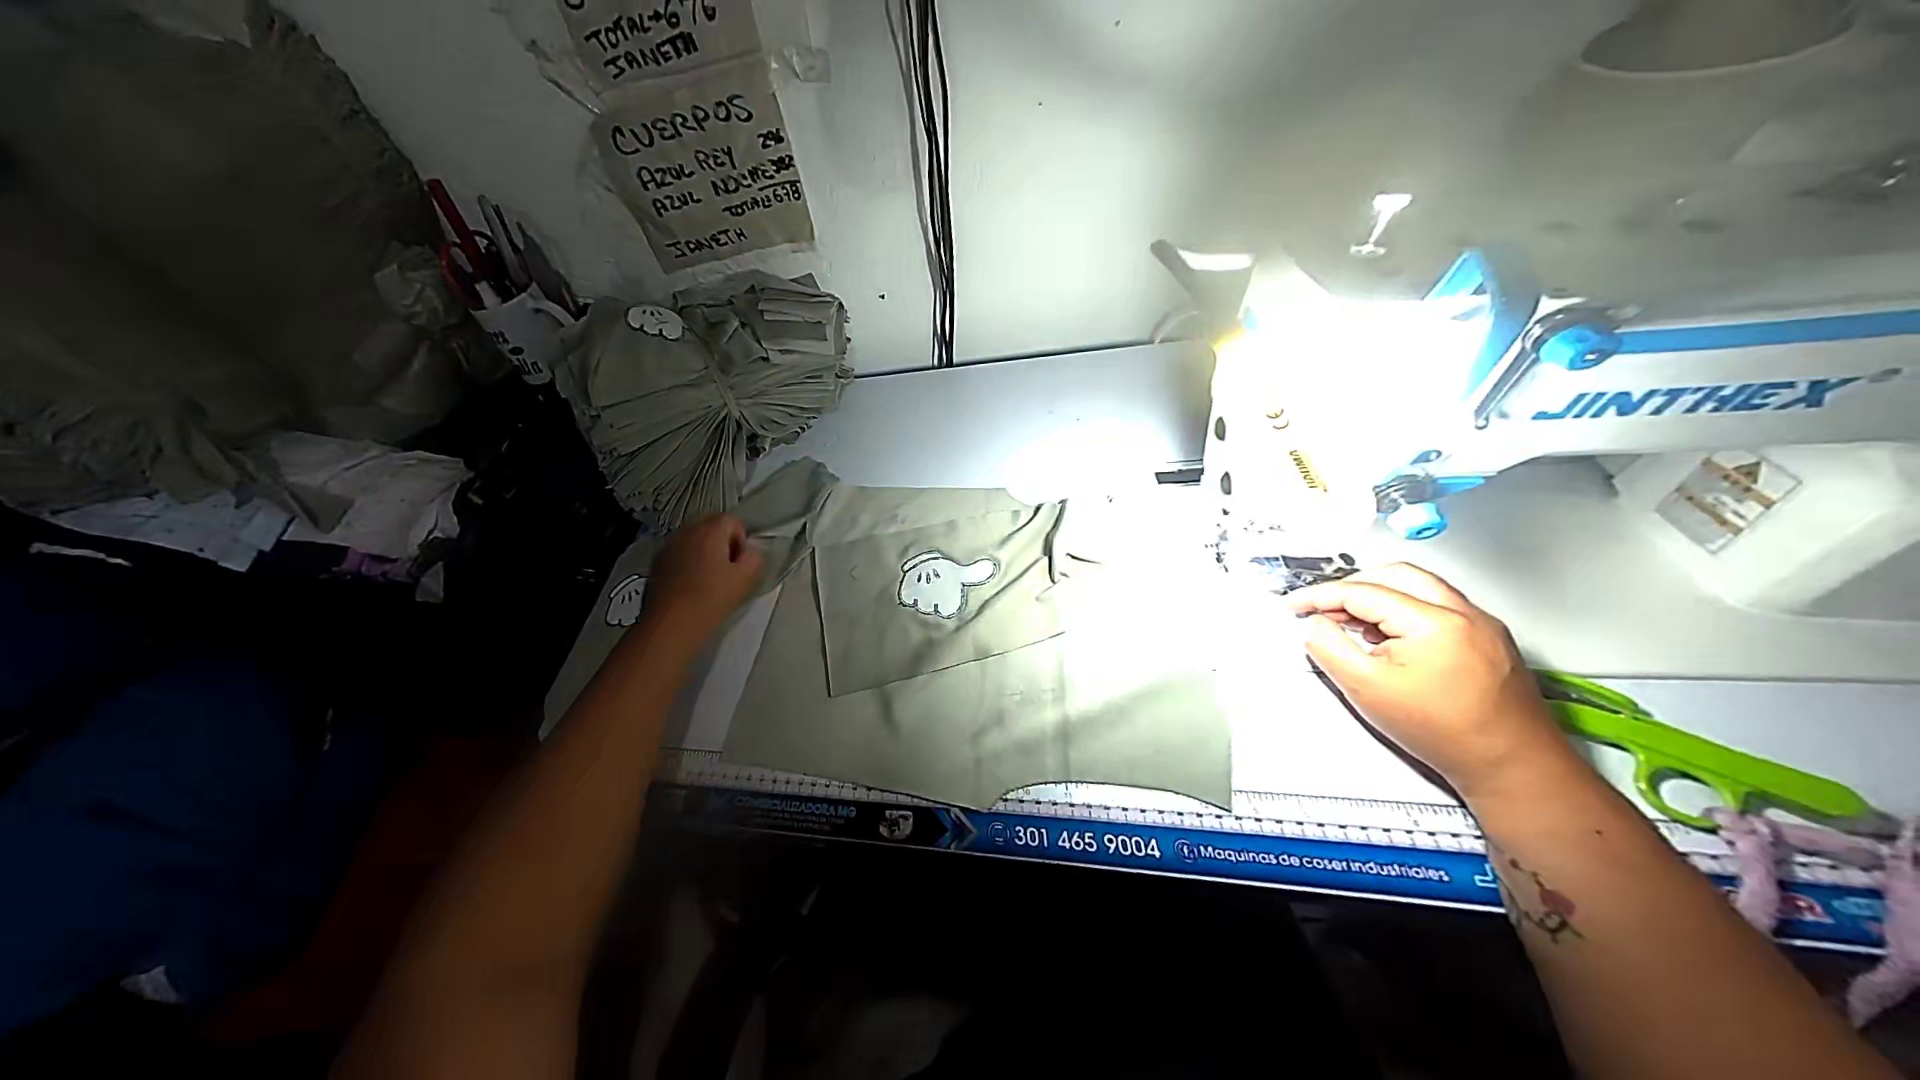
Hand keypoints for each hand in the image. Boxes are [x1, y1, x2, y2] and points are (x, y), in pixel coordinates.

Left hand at [641, 514, 765, 640]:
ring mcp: (669, 545)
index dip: (742, 540)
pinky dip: (688, 559)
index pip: (733, 520)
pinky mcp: (657, 561)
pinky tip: (691, 583)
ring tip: (709, 578)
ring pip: (694, 537)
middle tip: (728, 568)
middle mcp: (687, 532)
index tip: (740, 562)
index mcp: (710, 532)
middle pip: (712, 524)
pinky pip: (679, 550)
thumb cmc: (710, 600)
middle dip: (723, 541)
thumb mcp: (745, 579)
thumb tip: (751, 552)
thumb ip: (755, 557)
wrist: (671, 624)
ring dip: (705, 550)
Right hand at [1284, 563, 1571, 796]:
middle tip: (1324, 606)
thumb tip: (1316, 625)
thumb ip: (1329, 648)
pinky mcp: (1490, 639)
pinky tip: (1390, 639)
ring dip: (1380, 597)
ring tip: (1353, 624)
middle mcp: (1465, 613)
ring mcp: (1483, 625)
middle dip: (1353, 586)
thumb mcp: (1365, 689)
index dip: (1321, 596)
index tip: (1298, 604)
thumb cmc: (1447, 733)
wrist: (1510, 766)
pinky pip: (1439, 608)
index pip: (1363, 591)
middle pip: (1395, 575)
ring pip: (1419, 588)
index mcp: (1434, 621)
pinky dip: (1405, 612)